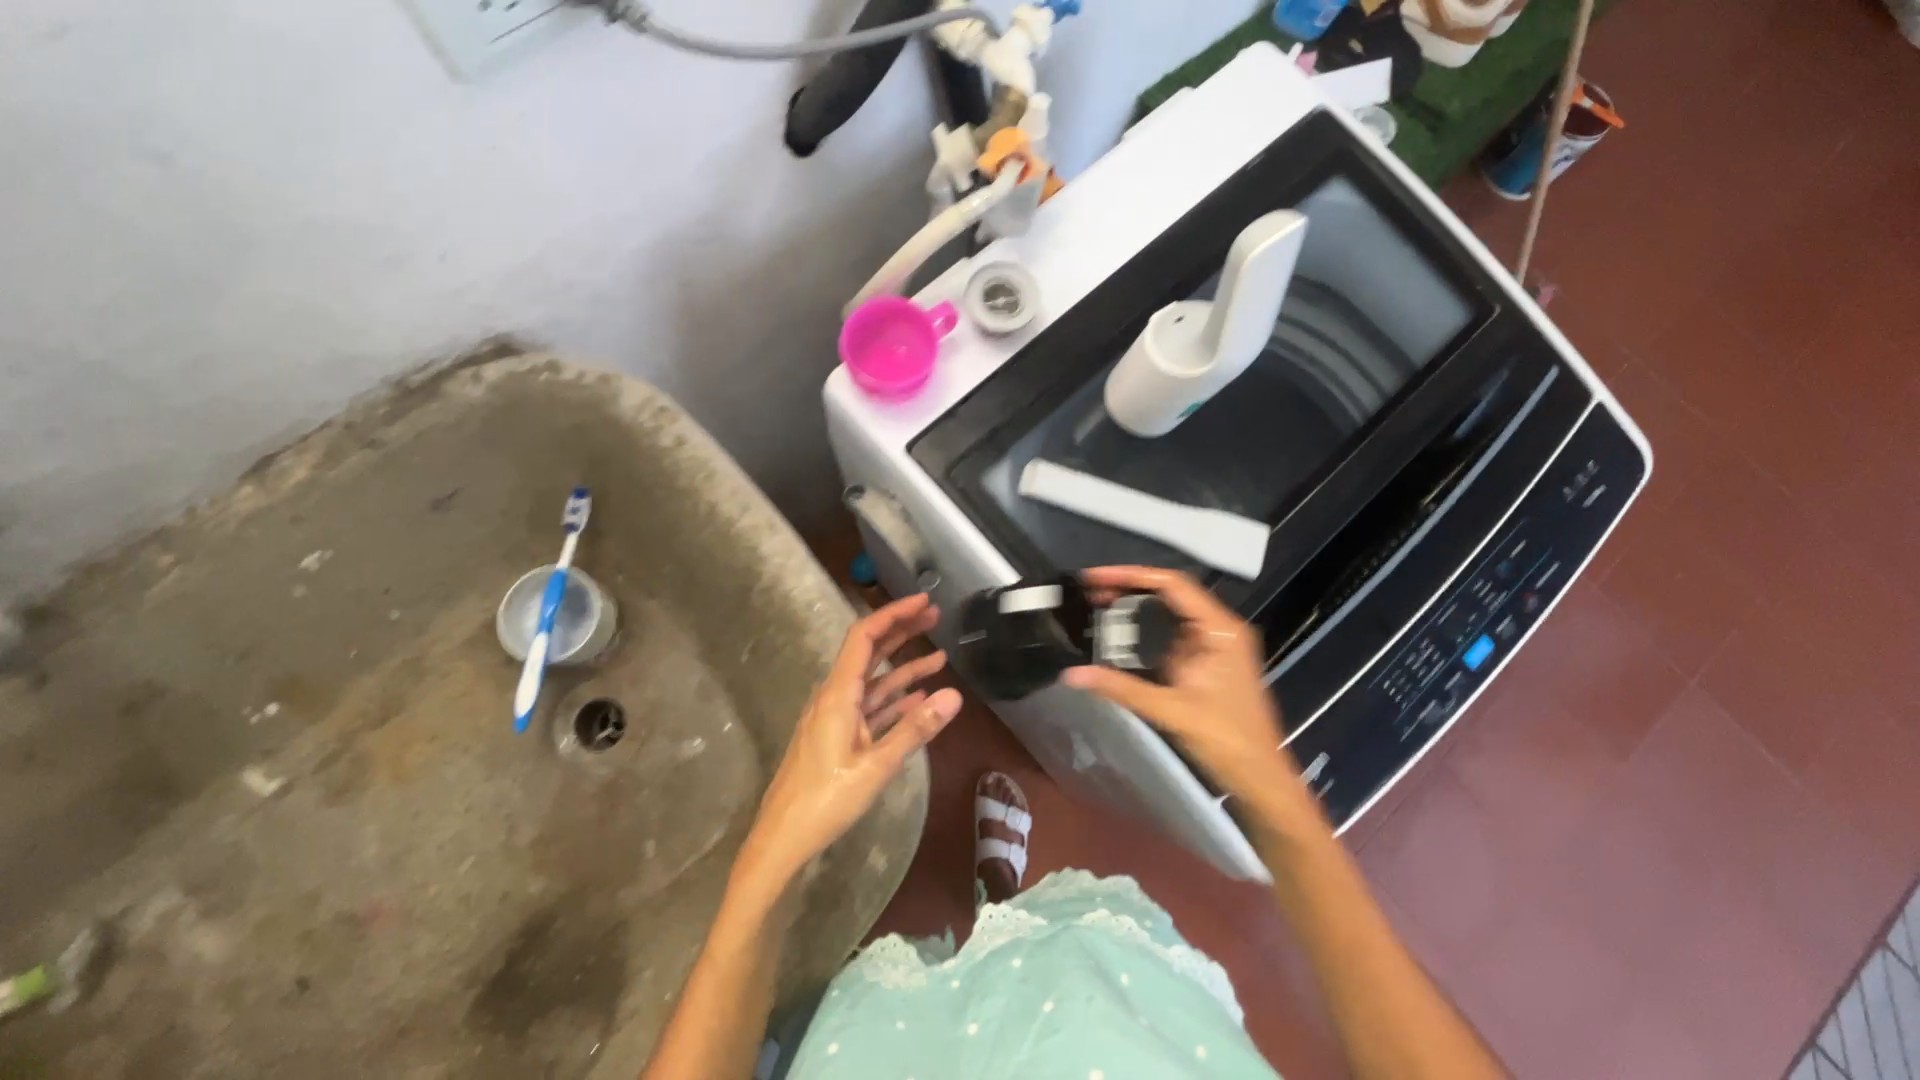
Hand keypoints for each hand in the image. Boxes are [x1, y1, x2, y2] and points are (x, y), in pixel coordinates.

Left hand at [737, 593, 962, 891]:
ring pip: (873, 681)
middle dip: (901, 631)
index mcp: (837, 696)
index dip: (893, 614)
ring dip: (904, 667)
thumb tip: (955, 696)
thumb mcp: (876, 767)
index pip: (864, 638)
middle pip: (869, 652)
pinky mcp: (838, 737)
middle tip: (935, 616)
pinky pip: (870, 708)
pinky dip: (895, 699)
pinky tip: (920, 699)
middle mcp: (834, 698)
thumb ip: (915, 730)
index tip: (923, 601)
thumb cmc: (825, 801)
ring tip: (940, 656)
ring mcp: (835, 717)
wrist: (782, 837)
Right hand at [1064, 566, 1295, 802]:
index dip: (1132, 575)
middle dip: (1129, 590)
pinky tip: (1118, 639)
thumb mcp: (1171, 710)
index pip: (1173, 584)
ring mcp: (1215, 646)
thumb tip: (1073, 674)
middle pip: (1171, 594)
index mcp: (1220, 630)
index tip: (1095, 578)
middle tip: (1089, 593)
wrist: (1260, 777)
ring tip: (1097, 609)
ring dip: (1136, 610)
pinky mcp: (1208, 663)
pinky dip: (1145, 632)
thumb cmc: (1225, 739)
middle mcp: (1220, 629)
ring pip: (1171, 614)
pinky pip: (1173, 636)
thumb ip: (1121, 688)